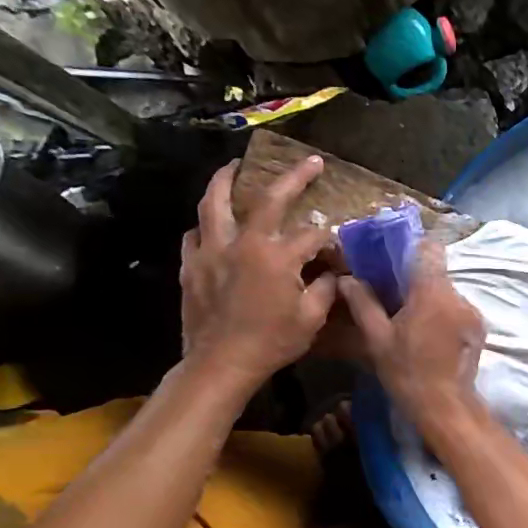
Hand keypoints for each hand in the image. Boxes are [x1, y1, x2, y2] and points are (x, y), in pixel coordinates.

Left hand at [179, 157, 336, 387]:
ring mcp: (212, 251)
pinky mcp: (190, 265)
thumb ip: (326, 289)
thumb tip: (333, 273)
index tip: (337, 254)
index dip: (329, 242)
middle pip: (270, 199)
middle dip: (294, 177)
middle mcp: (244, 243)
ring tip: (234, 166)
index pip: (313, 235)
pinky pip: (194, 234)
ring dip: (226, 180)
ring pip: (215, 203)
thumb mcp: (311, 320)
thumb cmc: (270, 344)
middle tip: (308, 162)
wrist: (219, 365)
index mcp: (277, 256)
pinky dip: (204, 225)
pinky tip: (211, 225)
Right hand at [340, 240, 487, 435]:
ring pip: (448, 292)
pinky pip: (458, 309)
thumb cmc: (406, 371)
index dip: (412, 247)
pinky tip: (431, 335)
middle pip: (437, 272)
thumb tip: (347, 279)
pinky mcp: (479, 327)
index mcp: (432, 291)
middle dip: (418, 280)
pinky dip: (444, 314)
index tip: (395, 257)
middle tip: (396, 295)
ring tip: (413, 320)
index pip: (429, 249)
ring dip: (432, 299)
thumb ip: (363, 303)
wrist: (445, 406)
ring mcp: (472, 311)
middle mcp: (457, 295)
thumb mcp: (377, 338)